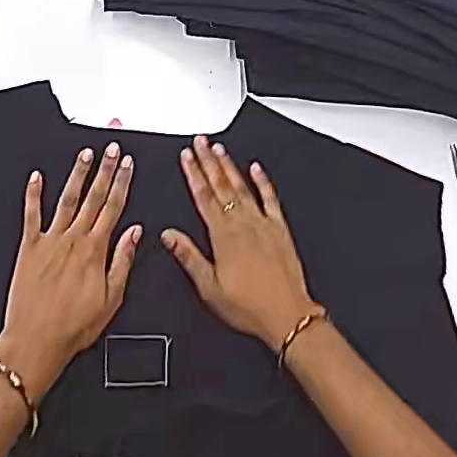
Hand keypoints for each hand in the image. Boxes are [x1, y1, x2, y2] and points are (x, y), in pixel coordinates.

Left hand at [0, 144, 139, 398]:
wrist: (36, 341)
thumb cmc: (73, 326)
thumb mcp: (111, 298)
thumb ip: (122, 260)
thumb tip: (134, 233)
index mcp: (94, 250)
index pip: (113, 207)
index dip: (121, 182)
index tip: (127, 164)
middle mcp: (72, 239)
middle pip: (93, 197)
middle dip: (104, 170)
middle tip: (110, 148)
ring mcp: (49, 240)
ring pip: (67, 199)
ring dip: (77, 174)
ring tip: (85, 154)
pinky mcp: (29, 247)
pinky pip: (31, 214)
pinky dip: (33, 194)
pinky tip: (36, 177)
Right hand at [164, 137, 320, 352]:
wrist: (287, 315)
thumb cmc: (249, 305)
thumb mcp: (209, 287)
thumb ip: (188, 256)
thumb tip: (168, 235)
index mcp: (223, 236)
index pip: (203, 196)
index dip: (193, 173)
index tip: (186, 156)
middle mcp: (243, 224)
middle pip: (221, 185)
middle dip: (208, 161)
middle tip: (199, 142)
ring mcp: (262, 224)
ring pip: (242, 186)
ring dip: (229, 165)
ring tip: (219, 148)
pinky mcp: (280, 229)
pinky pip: (270, 198)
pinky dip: (262, 181)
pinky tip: (256, 168)